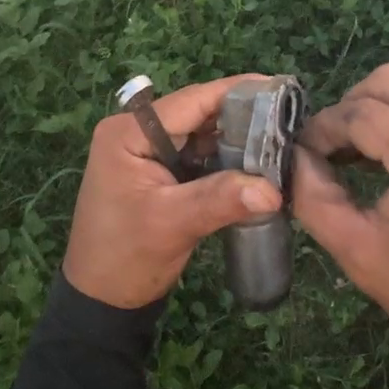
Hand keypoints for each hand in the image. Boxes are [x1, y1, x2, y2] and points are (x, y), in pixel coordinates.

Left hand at [63, 74, 284, 308]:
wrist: (100, 300)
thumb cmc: (126, 256)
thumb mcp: (172, 224)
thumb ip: (220, 199)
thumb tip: (273, 190)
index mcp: (129, 132)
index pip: (191, 100)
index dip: (236, 91)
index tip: (279, 87)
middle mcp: (137, 131)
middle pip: (198, 112)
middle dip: (242, 116)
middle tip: (288, 118)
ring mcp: (148, 151)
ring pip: (202, 133)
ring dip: (237, 138)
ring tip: (281, 139)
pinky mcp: (160, 171)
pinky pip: (199, 154)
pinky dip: (226, 158)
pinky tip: (257, 164)